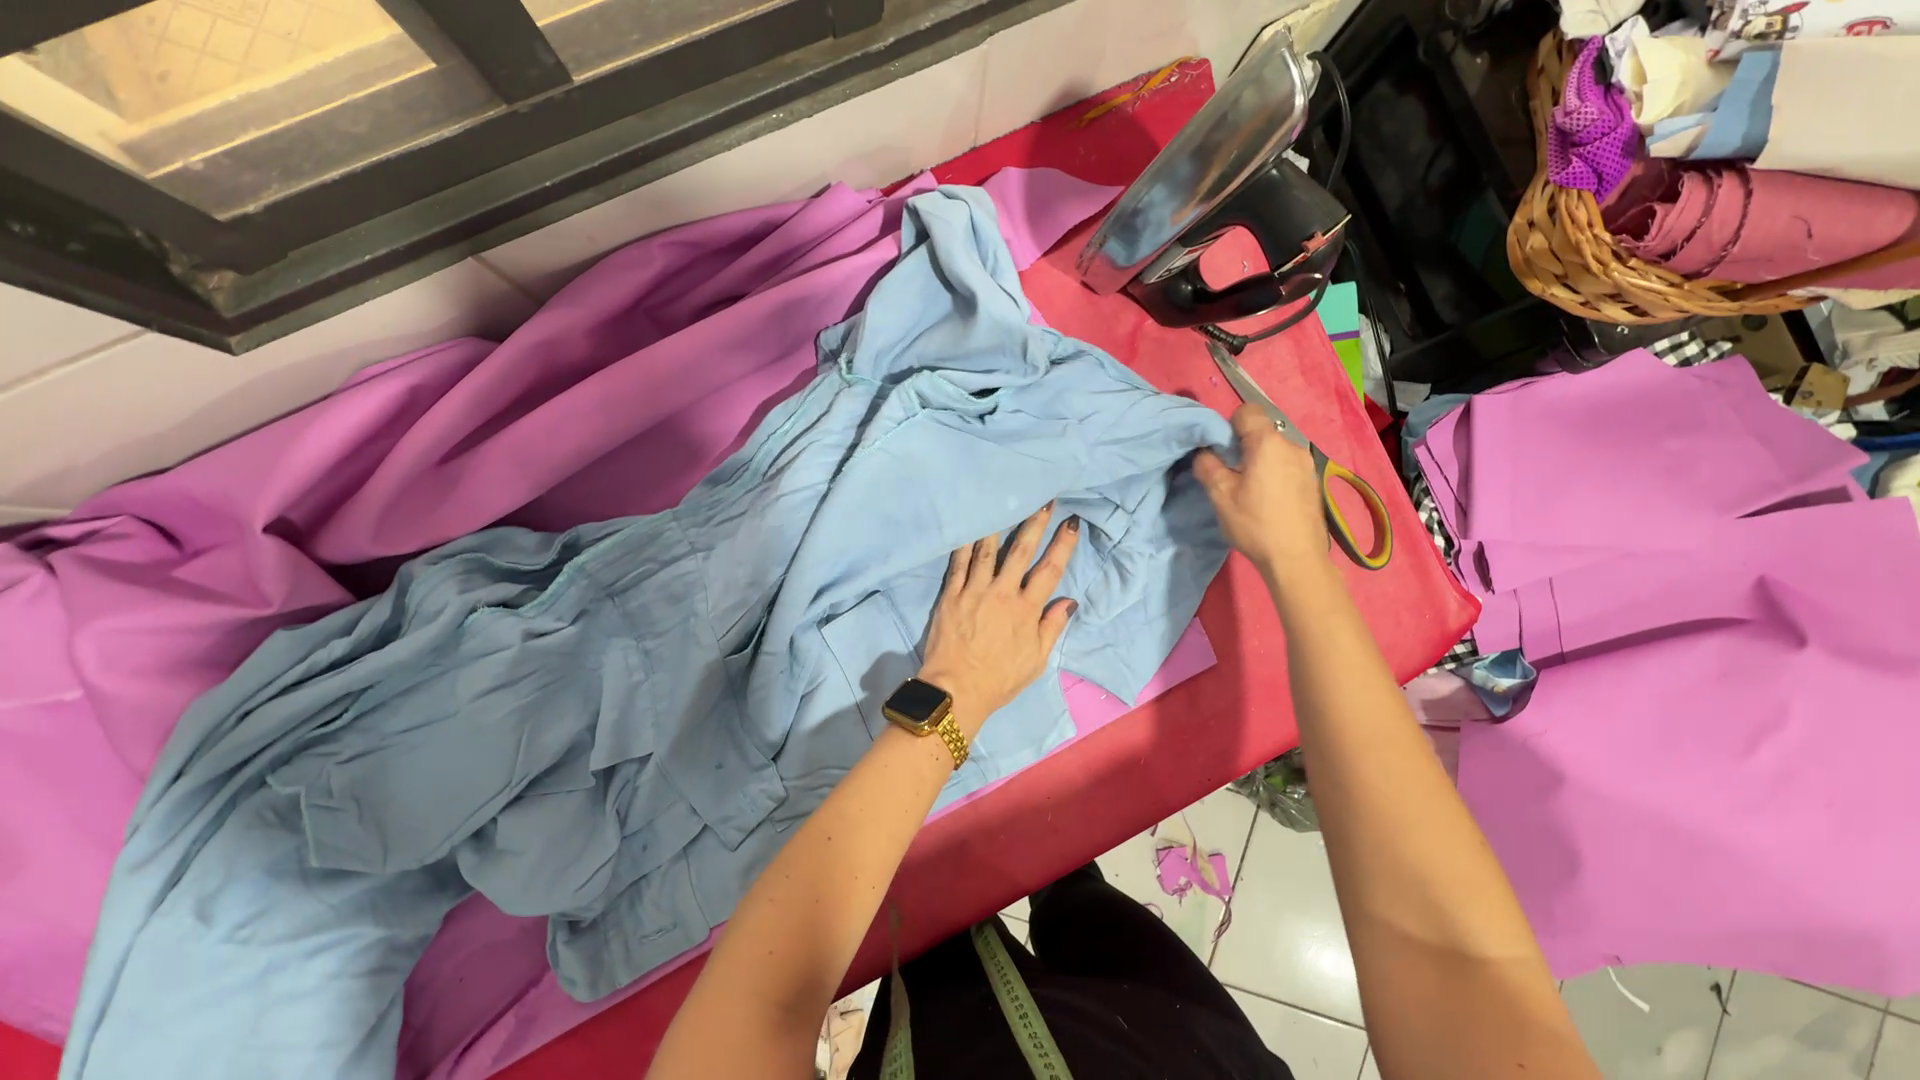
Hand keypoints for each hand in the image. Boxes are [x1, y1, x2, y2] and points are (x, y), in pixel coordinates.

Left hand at [919, 502, 1080, 730]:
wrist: (957, 690)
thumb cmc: (1000, 679)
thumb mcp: (1036, 660)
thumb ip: (1052, 627)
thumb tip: (1069, 602)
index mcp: (1026, 609)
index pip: (1050, 569)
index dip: (1063, 545)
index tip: (1071, 523)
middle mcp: (1002, 593)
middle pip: (1021, 550)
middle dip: (1035, 523)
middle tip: (1043, 502)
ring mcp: (974, 591)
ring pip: (988, 550)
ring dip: (999, 525)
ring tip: (1005, 503)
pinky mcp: (951, 595)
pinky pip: (959, 563)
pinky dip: (965, 544)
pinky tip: (969, 527)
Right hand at [1193, 404, 1331, 578]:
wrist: (1296, 557)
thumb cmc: (1255, 523)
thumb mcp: (1220, 495)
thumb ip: (1208, 465)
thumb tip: (1205, 453)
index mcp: (1268, 443)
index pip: (1248, 411)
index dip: (1230, 425)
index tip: (1222, 450)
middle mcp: (1292, 445)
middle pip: (1263, 430)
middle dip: (1244, 445)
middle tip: (1231, 473)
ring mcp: (1307, 462)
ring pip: (1276, 448)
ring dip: (1260, 460)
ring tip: (1250, 489)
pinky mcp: (1313, 480)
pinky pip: (1287, 464)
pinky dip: (1274, 472)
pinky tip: (1269, 498)